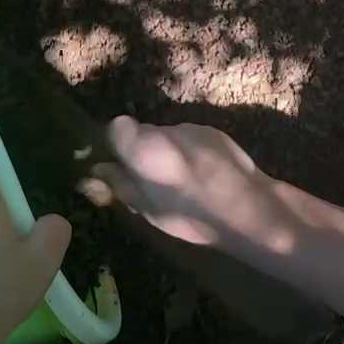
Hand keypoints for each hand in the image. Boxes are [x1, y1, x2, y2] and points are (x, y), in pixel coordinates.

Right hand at [92, 117, 293, 252]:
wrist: (249, 210)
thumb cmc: (192, 216)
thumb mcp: (147, 209)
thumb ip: (119, 185)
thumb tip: (95, 172)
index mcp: (143, 148)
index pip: (116, 127)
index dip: (118, 145)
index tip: (124, 167)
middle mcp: (164, 129)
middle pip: (143, 131)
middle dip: (144, 150)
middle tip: (154, 181)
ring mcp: (190, 127)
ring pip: (167, 135)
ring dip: (168, 151)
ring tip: (183, 182)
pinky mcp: (212, 130)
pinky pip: (189, 137)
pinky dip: (189, 151)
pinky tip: (204, 174)